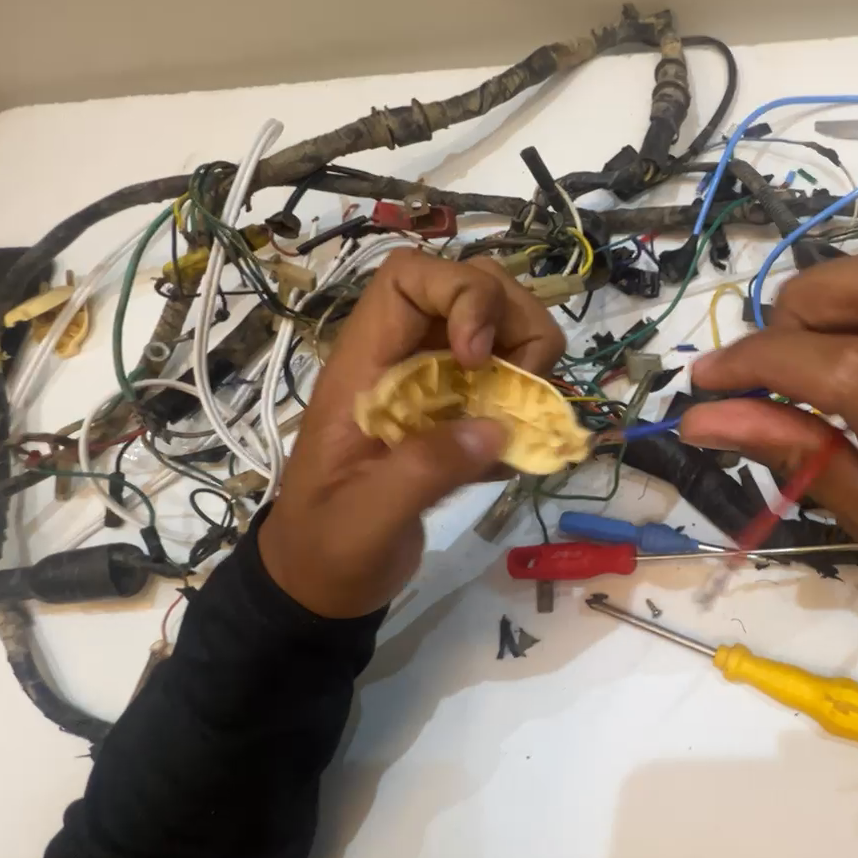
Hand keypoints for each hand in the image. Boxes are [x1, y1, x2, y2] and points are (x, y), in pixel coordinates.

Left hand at [261, 251, 565, 617]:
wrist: (324, 580)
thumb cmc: (330, 547)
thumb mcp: (366, 518)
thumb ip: (424, 471)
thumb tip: (497, 427)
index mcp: (366, 366)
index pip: (410, 278)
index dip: (460, 296)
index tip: (479, 358)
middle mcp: (407, 358)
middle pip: (475, 286)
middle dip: (517, 323)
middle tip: (522, 384)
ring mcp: (438, 382)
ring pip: (504, 325)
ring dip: (533, 360)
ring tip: (523, 417)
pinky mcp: (462, 410)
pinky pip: (513, 376)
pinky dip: (533, 401)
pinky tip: (517, 450)